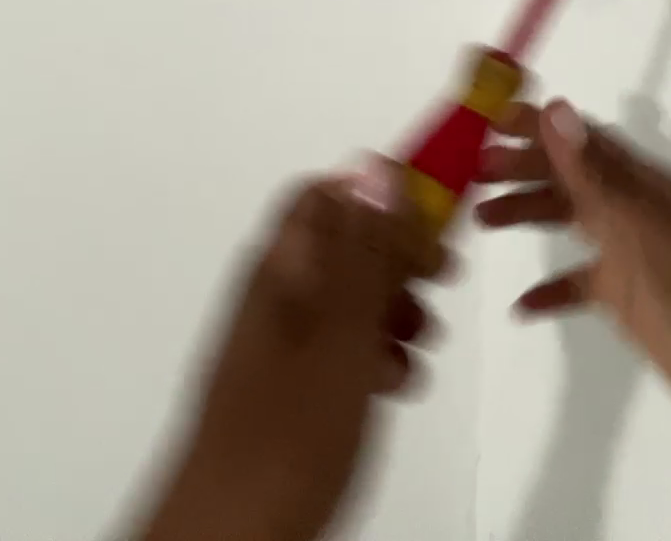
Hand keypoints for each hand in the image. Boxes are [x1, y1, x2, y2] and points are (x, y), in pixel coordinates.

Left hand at [137, 171, 444, 540]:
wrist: (230, 534)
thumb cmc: (291, 428)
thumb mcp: (343, 333)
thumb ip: (364, 252)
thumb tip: (373, 166)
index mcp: (281, 267)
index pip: (325, 194)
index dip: (378, 195)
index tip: (428, 221)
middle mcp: (275, 291)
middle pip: (342, 240)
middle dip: (396, 252)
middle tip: (440, 276)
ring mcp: (279, 338)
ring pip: (346, 293)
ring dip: (391, 304)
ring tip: (422, 340)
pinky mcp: (288, 382)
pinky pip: (338, 342)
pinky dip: (373, 349)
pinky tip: (394, 382)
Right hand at [476, 99, 670, 449]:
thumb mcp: (639, 230)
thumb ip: (592, 173)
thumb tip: (554, 106)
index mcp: (639, 185)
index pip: (579, 138)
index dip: (535, 125)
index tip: (488, 119)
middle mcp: (632, 210)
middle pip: (567, 176)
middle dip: (520, 167)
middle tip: (471, 172)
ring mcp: (631, 255)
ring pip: (570, 221)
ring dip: (527, 215)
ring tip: (481, 221)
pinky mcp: (629, 300)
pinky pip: (580, 285)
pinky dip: (551, 290)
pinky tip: (522, 306)